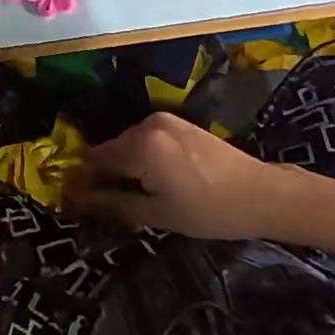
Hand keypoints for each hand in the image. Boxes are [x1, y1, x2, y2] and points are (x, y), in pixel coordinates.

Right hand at [63, 113, 297, 238]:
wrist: (260, 194)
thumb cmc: (208, 210)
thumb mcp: (157, 214)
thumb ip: (112, 203)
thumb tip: (75, 200)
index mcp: (140, 143)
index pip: (94, 159)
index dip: (81, 181)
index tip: (74, 203)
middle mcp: (148, 123)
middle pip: (110, 150)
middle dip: (104, 176)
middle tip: (108, 208)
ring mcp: (165, 120)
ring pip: (128, 146)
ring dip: (124, 169)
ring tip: (134, 199)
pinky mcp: (179, 124)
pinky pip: (146, 141)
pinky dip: (142, 160)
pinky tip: (153, 183)